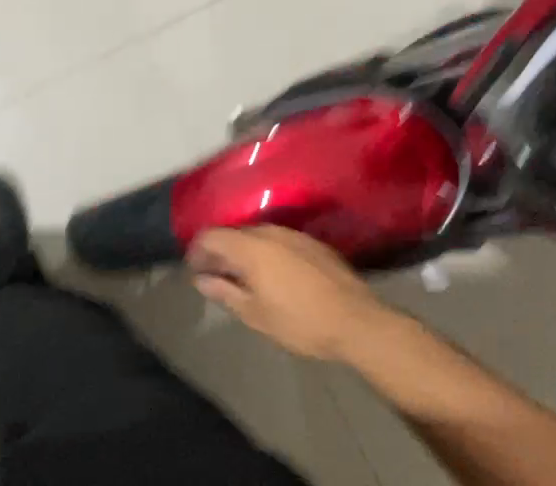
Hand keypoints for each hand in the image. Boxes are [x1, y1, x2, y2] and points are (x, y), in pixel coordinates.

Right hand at [187, 225, 403, 362]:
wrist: (360, 323)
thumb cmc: (301, 322)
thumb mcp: (256, 315)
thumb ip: (225, 293)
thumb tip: (202, 280)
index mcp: (251, 247)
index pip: (211, 235)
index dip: (197, 251)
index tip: (196, 270)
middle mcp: (270, 232)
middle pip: (234, 234)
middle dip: (221, 252)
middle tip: (218, 276)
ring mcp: (295, 236)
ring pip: (259, 236)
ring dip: (246, 252)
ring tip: (246, 277)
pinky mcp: (315, 245)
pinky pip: (280, 242)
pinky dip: (269, 254)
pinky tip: (276, 277)